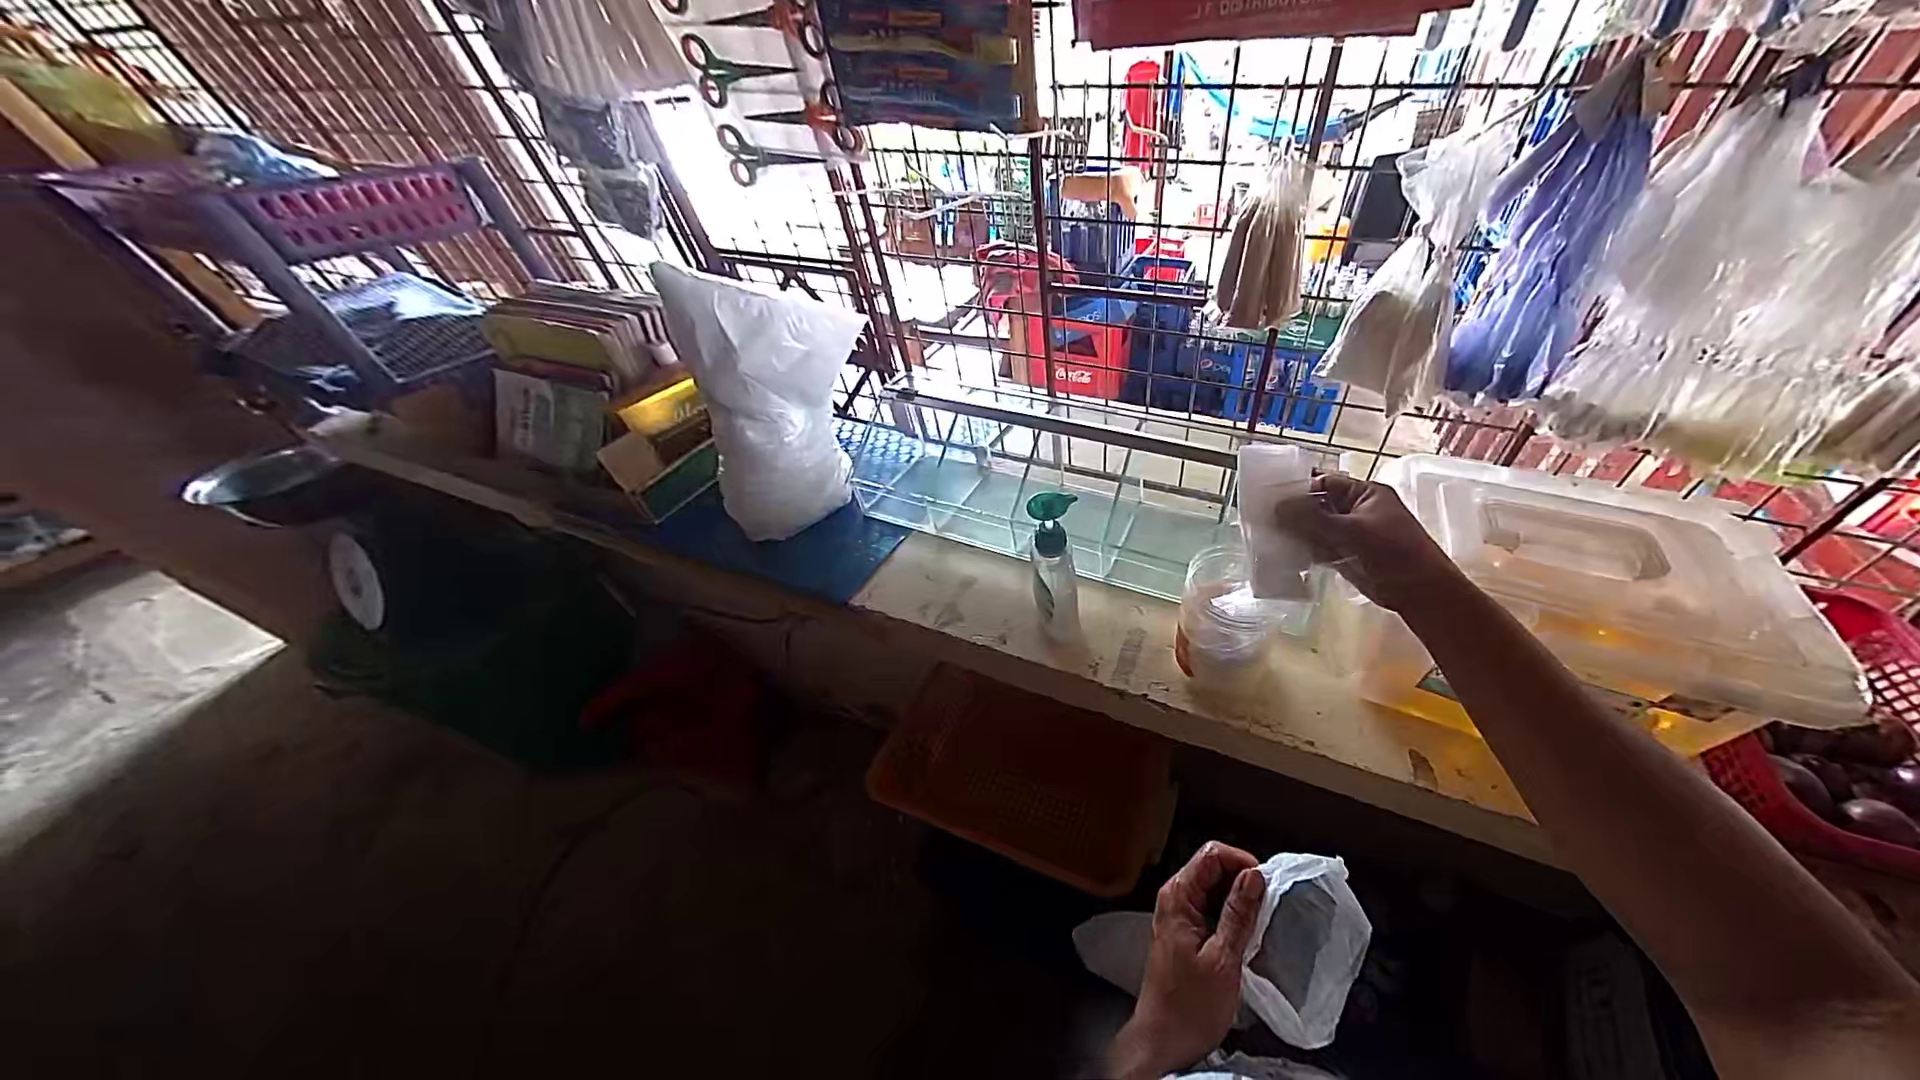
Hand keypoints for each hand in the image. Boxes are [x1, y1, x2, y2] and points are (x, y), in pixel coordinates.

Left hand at [1107, 842, 1265, 1079]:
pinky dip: (1231, 912)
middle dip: (1243, 878)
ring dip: (1239, 896)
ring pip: (1213, 887)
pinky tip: (1248, 930)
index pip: (1211, 854)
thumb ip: (1239, 914)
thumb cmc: (1191, 1005)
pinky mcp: (1185, 930)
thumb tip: (1255, 875)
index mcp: (1178, 895)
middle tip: (1271, 903)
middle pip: (1212, 866)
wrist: (1164, 1039)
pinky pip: (1210, 906)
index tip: (1269, 883)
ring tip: (1264, 918)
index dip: (1242, 861)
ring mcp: (1178, 913)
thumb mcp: (1223, 959)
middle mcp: (1174, 896)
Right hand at [1273, 471, 1464, 612]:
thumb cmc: (1394, 552)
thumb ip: (1312, 518)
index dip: (1299, 487)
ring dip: (1294, 531)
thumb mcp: (1352, 530)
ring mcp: (1349, 533)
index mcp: (1364, 494)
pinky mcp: (1344, 554)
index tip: (1270, 495)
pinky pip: (1317, 545)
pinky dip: (1302, 548)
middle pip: (1316, 504)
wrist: (1420, 592)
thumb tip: (1277, 506)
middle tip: (1261, 515)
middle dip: (1293, 510)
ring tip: (1265, 533)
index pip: (1325, 483)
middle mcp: (1355, 510)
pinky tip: (1281, 551)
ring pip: (1314, 527)